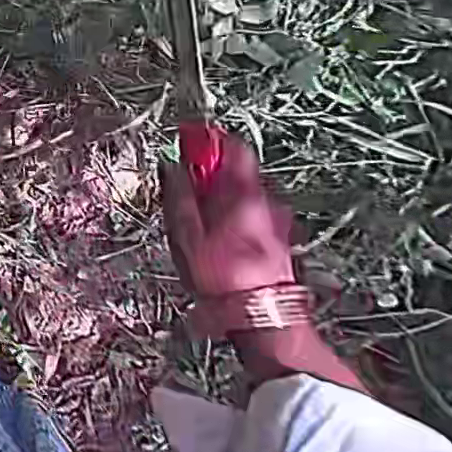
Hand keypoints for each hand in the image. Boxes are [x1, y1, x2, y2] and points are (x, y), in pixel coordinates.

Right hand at [160, 134, 296, 297]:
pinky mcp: (278, 235)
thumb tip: (173, 169)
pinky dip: (231, 209)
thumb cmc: (222, 274)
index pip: (233, 147)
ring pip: (244, 191)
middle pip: (238, 169)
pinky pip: (250, 209)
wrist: (260, 313)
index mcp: (243, 194)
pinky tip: (214, 230)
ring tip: (194, 212)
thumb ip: (180, 194)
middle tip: (183, 182)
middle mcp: (266, 201)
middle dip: (208, 171)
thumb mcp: (185, 231)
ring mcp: (276, 219)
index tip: (188, 138)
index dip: (209, 138)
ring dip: (219, 193)